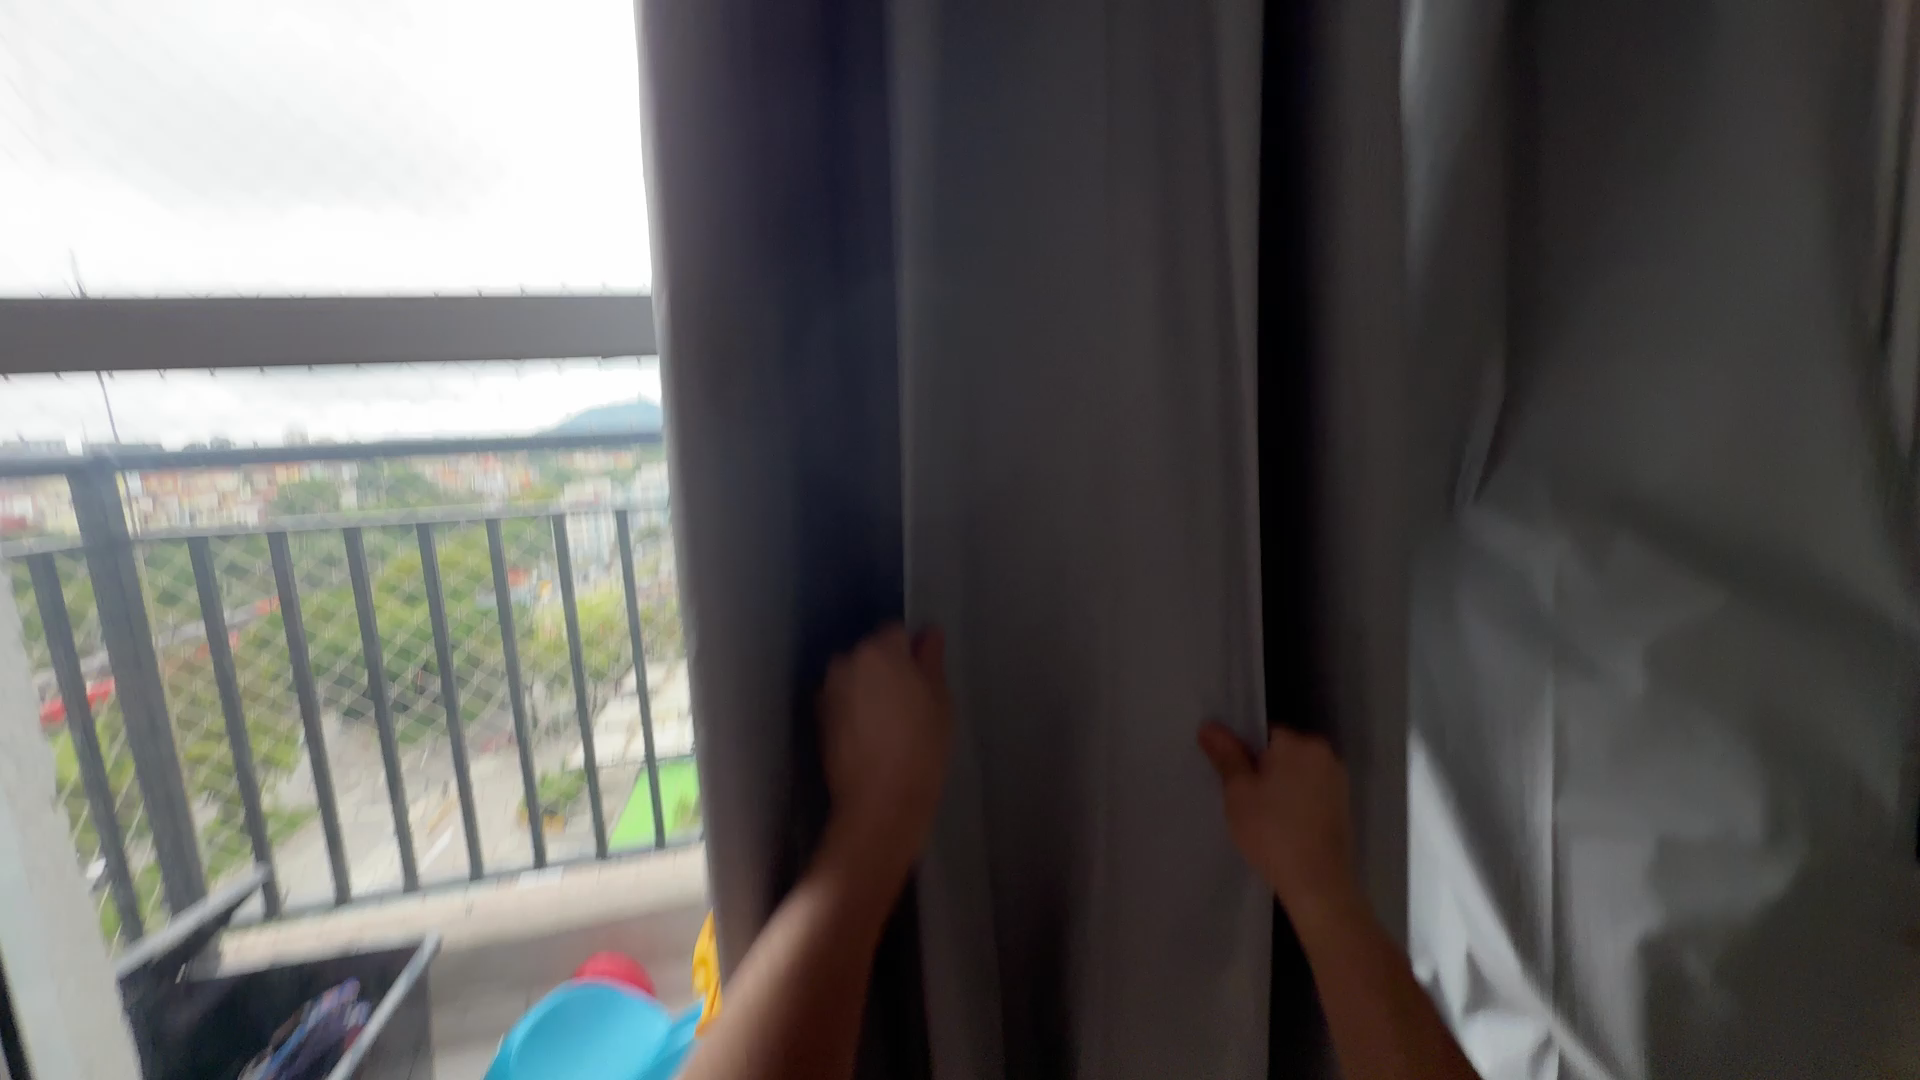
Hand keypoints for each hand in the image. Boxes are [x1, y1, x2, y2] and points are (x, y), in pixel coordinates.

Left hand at [817, 625, 951, 882]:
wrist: (880, 804)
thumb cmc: (921, 748)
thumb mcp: (940, 701)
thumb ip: (931, 661)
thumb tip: (929, 634)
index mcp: (879, 651)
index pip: (897, 632)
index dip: (913, 652)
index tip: (924, 677)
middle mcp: (845, 662)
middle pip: (871, 652)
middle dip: (888, 667)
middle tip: (909, 700)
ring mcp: (827, 690)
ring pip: (855, 676)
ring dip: (868, 687)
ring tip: (888, 721)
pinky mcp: (818, 717)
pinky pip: (842, 699)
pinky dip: (854, 708)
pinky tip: (870, 734)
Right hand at [1199, 722, 1359, 921]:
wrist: (1318, 884)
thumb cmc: (1272, 832)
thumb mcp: (1238, 791)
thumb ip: (1225, 754)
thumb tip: (1209, 726)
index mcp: (1300, 744)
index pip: (1262, 731)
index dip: (1242, 751)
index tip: (1232, 776)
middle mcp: (1325, 754)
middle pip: (1280, 750)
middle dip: (1261, 767)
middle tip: (1242, 796)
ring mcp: (1337, 781)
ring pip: (1294, 771)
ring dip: (1278, 784)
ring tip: (1261, 813)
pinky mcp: (1342, 806)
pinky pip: (1309, 790)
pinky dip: (1294, 800)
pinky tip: (1281, 823)